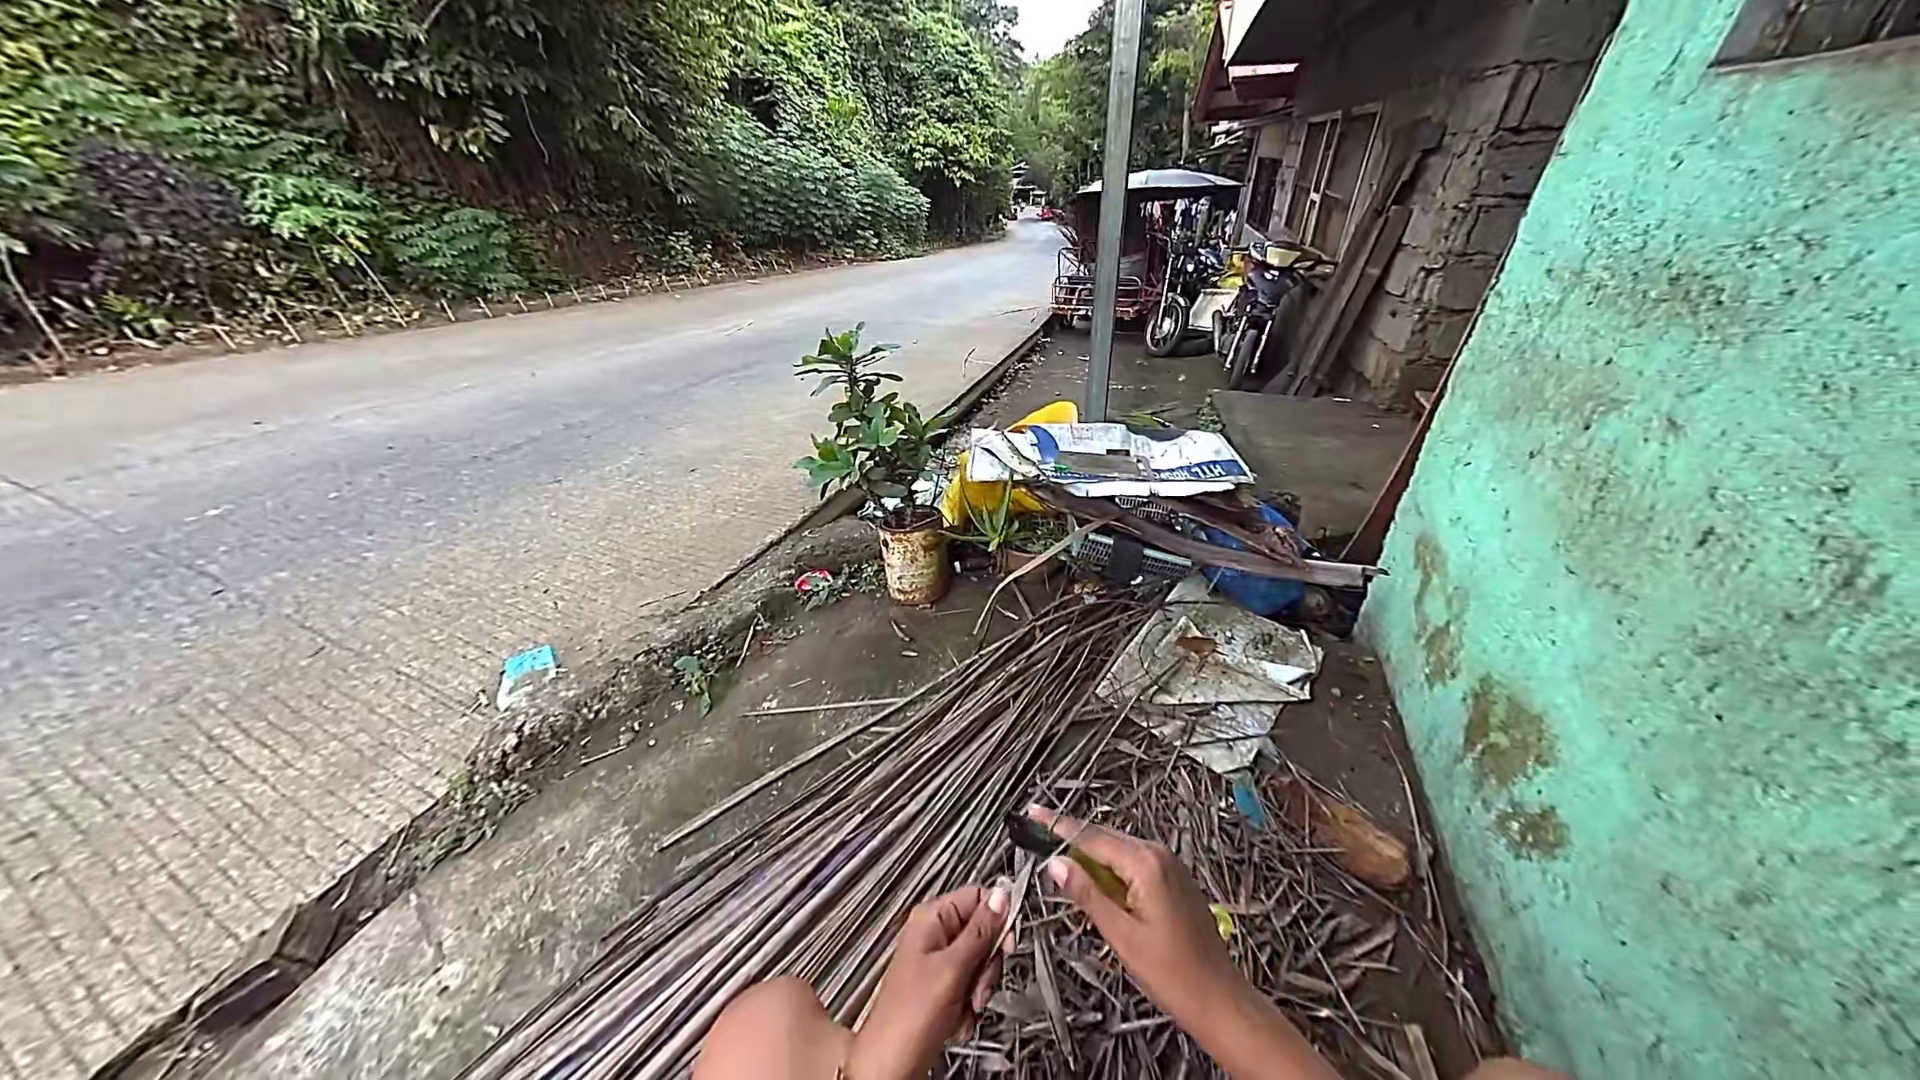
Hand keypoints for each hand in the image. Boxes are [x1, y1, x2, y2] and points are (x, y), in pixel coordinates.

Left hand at [844, 884, 1008, 1079]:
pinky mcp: (942, 989)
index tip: (1006, 942)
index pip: (978, 897)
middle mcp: (934, 935)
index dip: (997, 918)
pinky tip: (955, 1018)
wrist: (890, 1067)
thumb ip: (980, 931)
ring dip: (978, 990)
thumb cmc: (909, 1017)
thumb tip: (1001, 896)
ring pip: (980, 964)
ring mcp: (938, 963)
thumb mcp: (952, 967)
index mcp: (932, 917)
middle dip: (986, 965)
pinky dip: (968, 1007)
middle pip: (983, 933)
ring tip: (962, 1004)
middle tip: (976, 983)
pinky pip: (971, 988)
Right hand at [1025, 806, 1242, 1028]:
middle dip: (1069, 837)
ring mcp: (1168, 863)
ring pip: (1116, 850)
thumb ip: (1087, 894)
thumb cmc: (1174, 975)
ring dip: (1089, 856)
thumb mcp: (1121, 935)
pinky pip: (1131, 862)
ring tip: (1059, 862)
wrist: (1221, 1001)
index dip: (1057, 826)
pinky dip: (1109, 868)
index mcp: (1145, 863)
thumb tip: (1056, 863)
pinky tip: (1095, 883)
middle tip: (1037, 835)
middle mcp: (1158, 854)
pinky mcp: (1172, 877)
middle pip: (1102, 837)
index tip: (1033, 814)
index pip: (1090, 837)